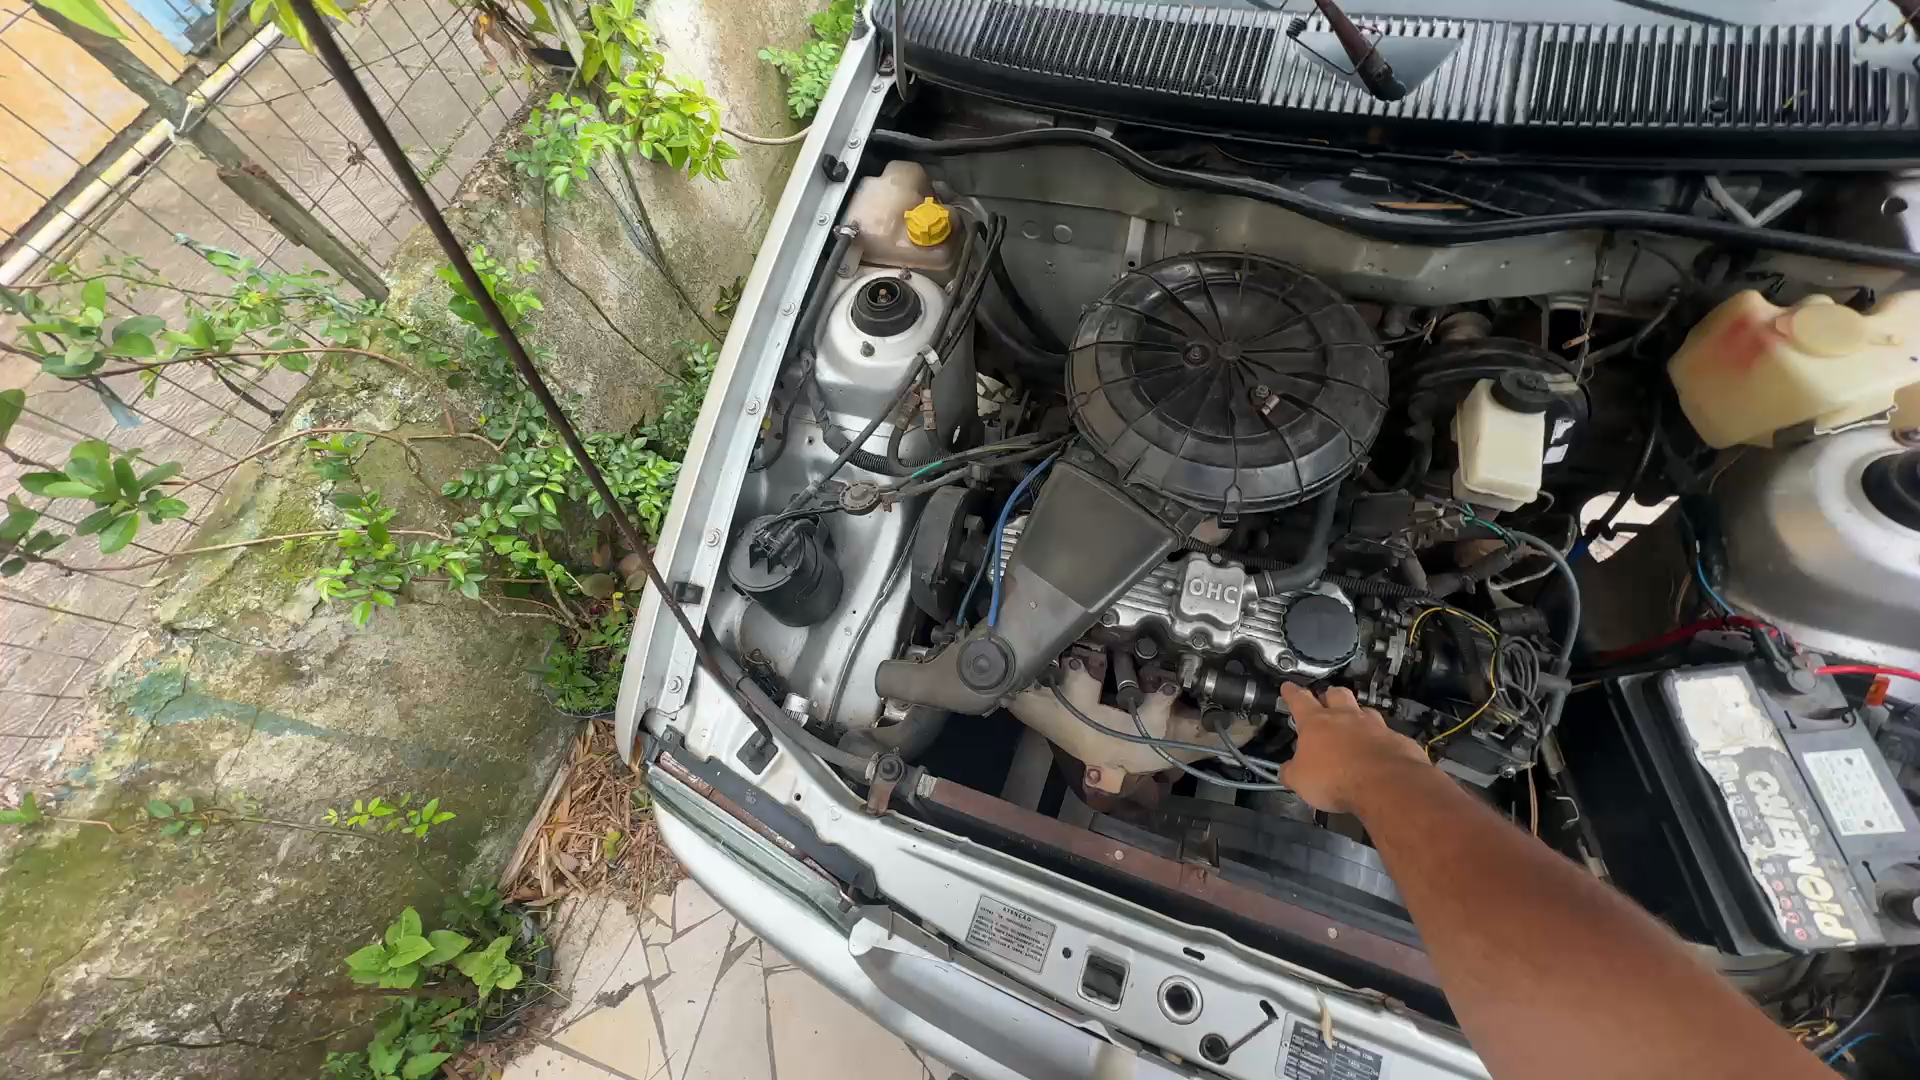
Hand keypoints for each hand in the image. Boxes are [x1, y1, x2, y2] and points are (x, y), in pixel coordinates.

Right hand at [1279, 683, 1429, 813]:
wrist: (1388, 787)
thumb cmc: (1334, 779)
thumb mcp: (1300, 780)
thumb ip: (1291, 772)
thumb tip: (1286, 770)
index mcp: (1316, 722)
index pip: (1299, 699)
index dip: (1292, 692)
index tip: (1288, 686)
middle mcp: (1346, 717)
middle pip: (1337, 694)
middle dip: (1330, 696)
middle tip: (1327, 705)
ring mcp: (1376, 727)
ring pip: (1365, 711)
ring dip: (1359, 716)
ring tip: (1356, 728)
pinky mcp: (1399, 741)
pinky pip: (1389, 735)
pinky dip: (1382, 741)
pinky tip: (1382, 754)